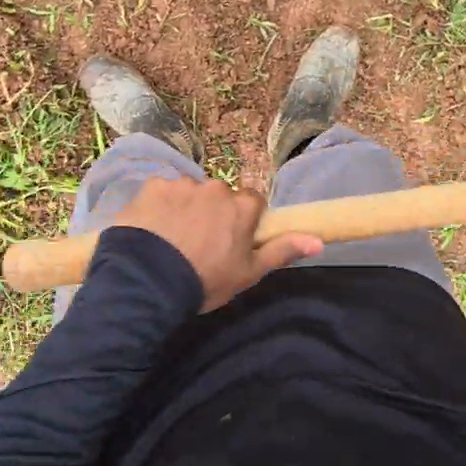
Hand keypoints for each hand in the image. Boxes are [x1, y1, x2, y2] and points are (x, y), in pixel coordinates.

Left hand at [112, 177, 322, 311]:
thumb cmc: (205, 280)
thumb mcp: (248, 273)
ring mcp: (182, 185)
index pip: (252, 202)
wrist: (147, 281)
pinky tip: (150, 232)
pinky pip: (161, 193)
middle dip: (212, 214)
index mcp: (242, 207)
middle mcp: (215, 188)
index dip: (243, 221)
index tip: (231, 241)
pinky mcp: (152, 186)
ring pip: (189, 194)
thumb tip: (319, 241)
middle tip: (198, 244)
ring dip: (184, 210)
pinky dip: (158, 208)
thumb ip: (282, 251)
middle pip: (219, 196)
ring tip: (170, 240)